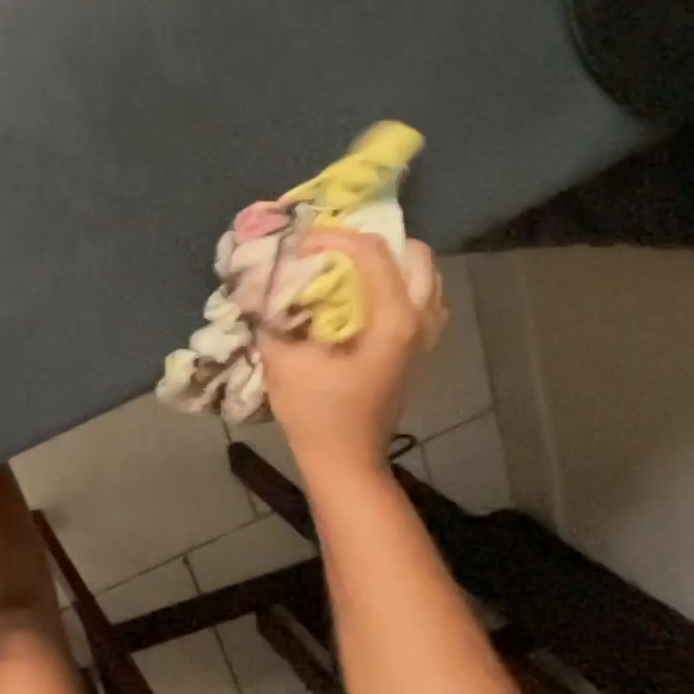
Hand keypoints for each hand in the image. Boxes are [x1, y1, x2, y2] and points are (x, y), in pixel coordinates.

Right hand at [261, 229, 445, 479]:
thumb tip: (265, 285)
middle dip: (372, 243)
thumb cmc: (315, 409)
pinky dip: (395, 285)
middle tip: (331, 249)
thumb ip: (275, 315)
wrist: (344, 456)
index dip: (334, 237)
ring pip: (425, 277)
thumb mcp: (283, 358)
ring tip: (346, 268)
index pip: (372, 253)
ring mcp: (427, 336)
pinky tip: (360, 298)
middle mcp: (421, 320)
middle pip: (415, 256)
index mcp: (392, 319)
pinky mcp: (420, 349)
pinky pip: (421, 299)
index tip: (299, 244)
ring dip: (388, 263)